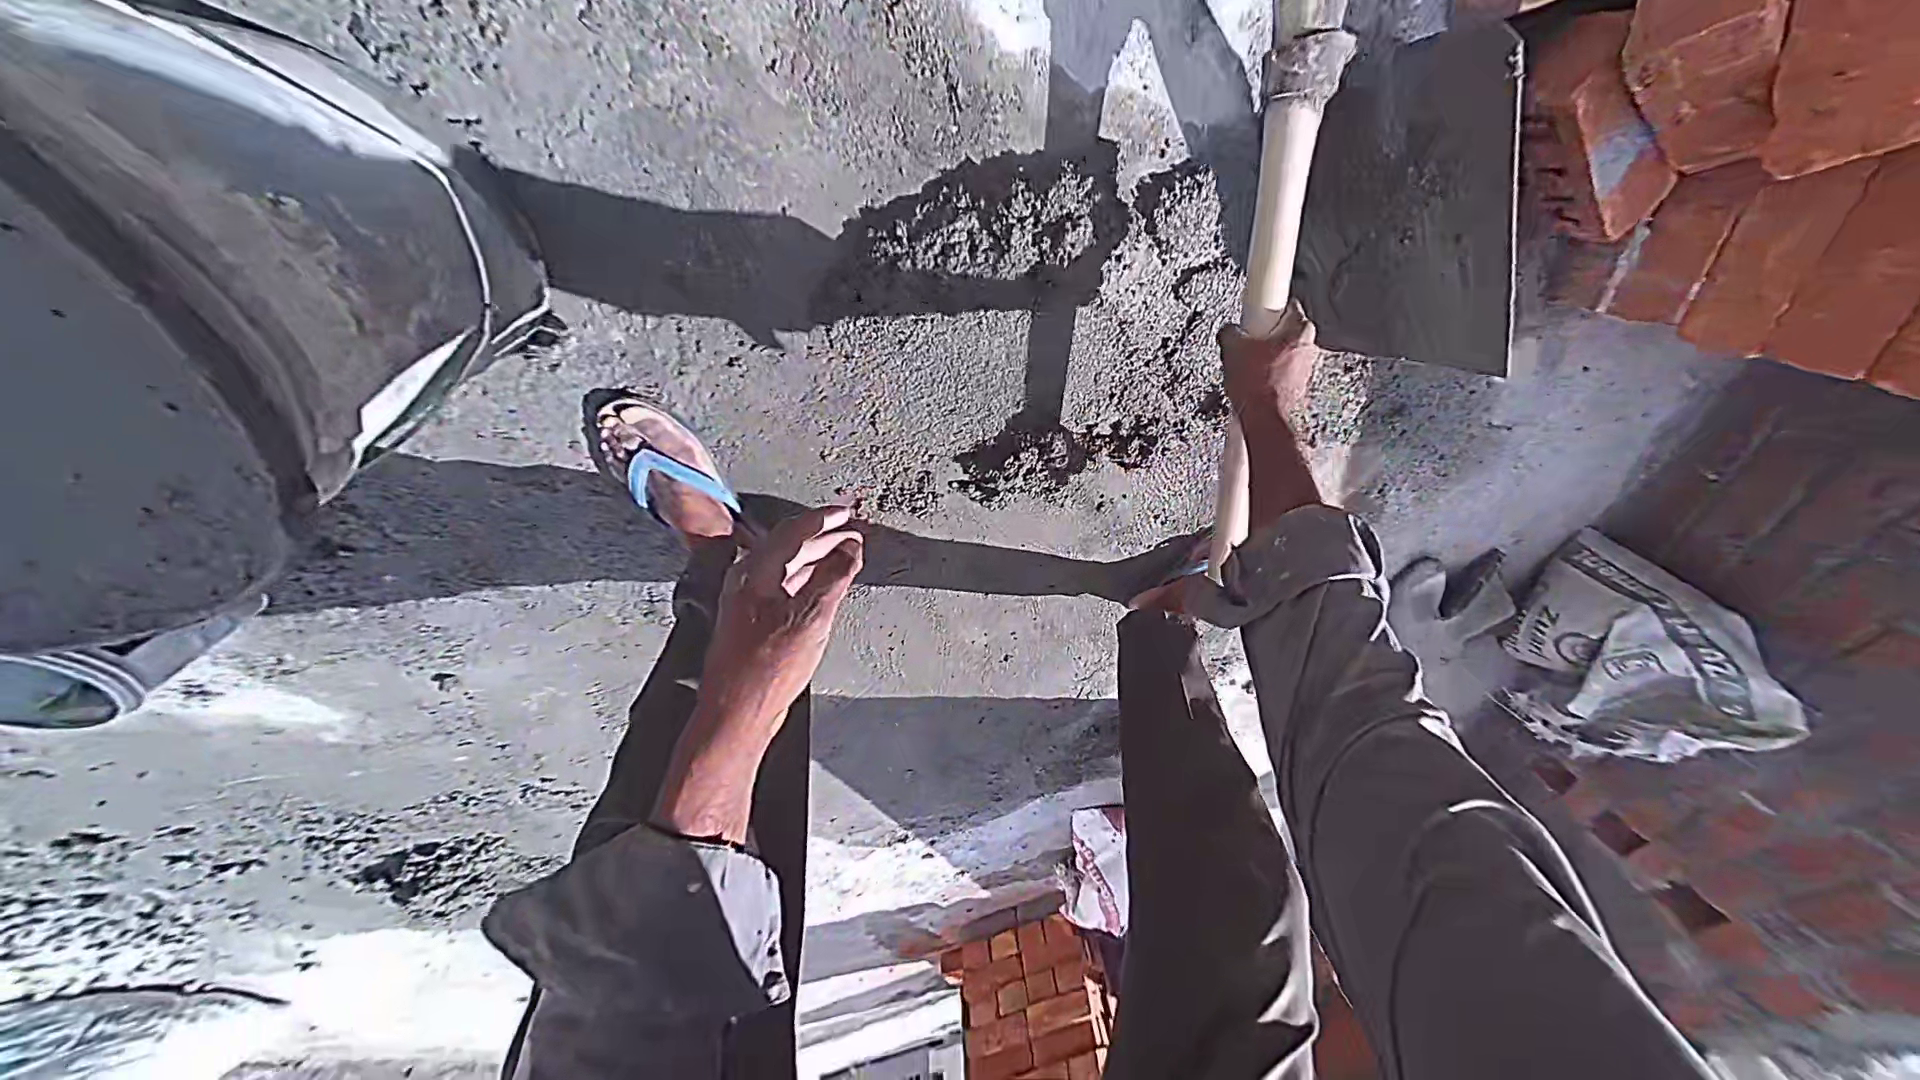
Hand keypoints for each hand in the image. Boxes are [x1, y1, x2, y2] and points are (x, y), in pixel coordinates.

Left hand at [696, 505, 864, 733]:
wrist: (738, 713)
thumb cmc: (765, 669)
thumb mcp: (811, 617)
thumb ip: (833, 577)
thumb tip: (850, 549)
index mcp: (754, 572)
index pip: (794, 531)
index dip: (824, 519)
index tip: (846, 512)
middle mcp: (748, 582)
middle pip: (790, 546)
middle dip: (824, 536)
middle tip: (851, 529)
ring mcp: (751, 603)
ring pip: (789, 566)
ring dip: (819, 557)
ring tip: (846, 552)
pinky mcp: (757, 622)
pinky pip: (788, 587)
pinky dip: (811, 579)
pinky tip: (827, 584)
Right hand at [1218, 301, 1324, 540]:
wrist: (1268, 423)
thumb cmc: (1259, 388)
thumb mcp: (1232, 349)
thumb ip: (1230, 332)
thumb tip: (1228, 331)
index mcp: (1299, 328)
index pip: (1286, 304)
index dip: (1266, 307)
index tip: (1258, 309)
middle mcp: (1308, 345)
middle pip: (1282, 330)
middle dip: (1262, 337)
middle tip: (1243, 347)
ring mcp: (1305, 367)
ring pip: (1281, 353)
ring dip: (1264, 359)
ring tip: (1245, 371)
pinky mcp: (1297, 386)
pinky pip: (1279, 373)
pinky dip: (1266, 377)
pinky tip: (1251, 386)